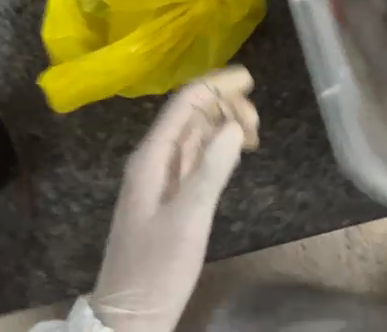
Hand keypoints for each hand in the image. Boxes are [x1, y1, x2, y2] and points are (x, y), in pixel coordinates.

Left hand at [90, 79, 249, 331]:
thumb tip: (235, 125)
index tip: (249, 79)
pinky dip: (218, 147)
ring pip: (194, 135)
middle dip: (224, 106)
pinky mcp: (169, 198)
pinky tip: (236, 152)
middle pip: (190, 115)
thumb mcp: (188, 220)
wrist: (129, 320)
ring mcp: (160, 179)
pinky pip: (195, 157)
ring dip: (223, 125)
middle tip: (257, 122)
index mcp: (151, 158)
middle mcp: (153, 161)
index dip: (215, 86)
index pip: (184, 104)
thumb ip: (211, 170)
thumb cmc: (156, 270)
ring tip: (254, 133)